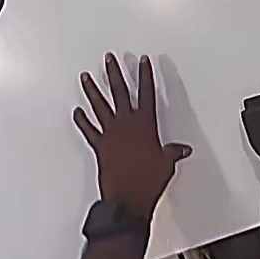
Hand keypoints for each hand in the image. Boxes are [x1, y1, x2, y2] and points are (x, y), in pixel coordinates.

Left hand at [73, 53, 190, 218]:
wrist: (128, 199)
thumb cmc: (149, 181)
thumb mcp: (167, 164)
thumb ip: (172, 153)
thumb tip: (182, 150)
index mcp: (145, 124)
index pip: (147, 93)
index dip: (145, 75)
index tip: (143, 60)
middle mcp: (126, 124)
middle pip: (120, 92)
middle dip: (114, 73)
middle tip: (109, 58)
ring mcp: (110, 133)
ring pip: (100, 105)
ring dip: (92, 90)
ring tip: (85, 76)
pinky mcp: (99, 146)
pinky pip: (89, 129)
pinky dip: (82, 121)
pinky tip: (77, 111)